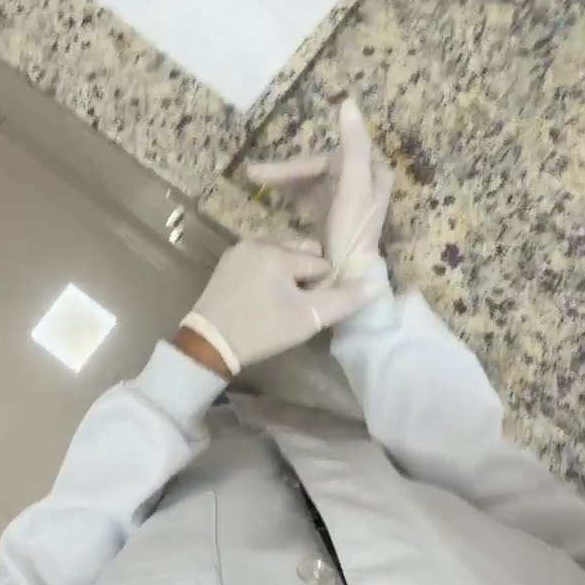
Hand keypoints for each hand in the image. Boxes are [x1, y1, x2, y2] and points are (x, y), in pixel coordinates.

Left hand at [181, 239, 378, 373]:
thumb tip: (375, 285)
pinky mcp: (227, 262)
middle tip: (297, 303)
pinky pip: (260, 259)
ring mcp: (239, 250)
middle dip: (306, 273)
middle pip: (300, 250)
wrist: (210, 343)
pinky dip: (268, 272)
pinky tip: (263, 297)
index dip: (322, 286)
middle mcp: (258, 241)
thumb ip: (343, 301)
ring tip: (281, 301)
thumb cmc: (263, 330)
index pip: (319, 263)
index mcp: (278, 252)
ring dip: (288, 271)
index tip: (310, 307)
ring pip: (280, 253)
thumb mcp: (308, 319)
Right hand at [246, 98, 393, 278]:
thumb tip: (348, 103)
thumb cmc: (351, 232)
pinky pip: (310, 196)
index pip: (326, 159)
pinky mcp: (334, 218)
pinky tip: (274, 196)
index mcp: (372, 172)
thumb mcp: (355, 184)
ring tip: (257, 182)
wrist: (346, 278)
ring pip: (312, 181)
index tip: (260, 174)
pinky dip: (292, 194)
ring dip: (286, 181)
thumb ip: (354, 144)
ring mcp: (347, 202)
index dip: (294, 166)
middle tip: (252, 175)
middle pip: (318, 168)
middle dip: (286, 172)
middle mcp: (362, 183)